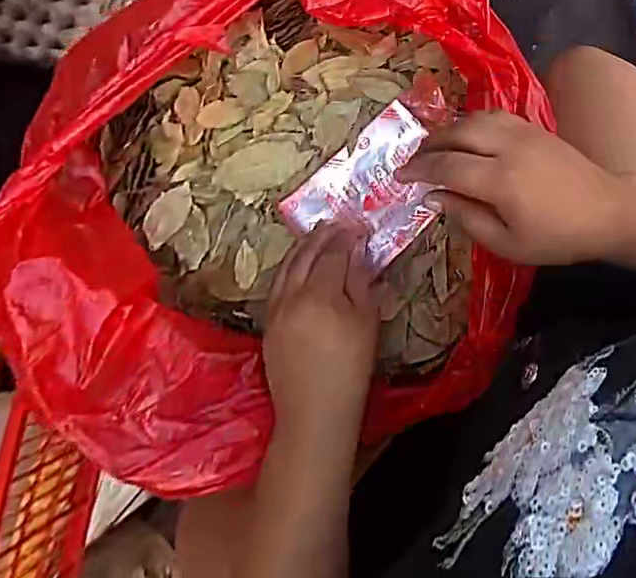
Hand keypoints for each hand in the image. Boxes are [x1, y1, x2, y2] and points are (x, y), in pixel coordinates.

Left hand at [262, 222, 377, 437]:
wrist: (315, 412)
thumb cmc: (351, 365)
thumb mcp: (367, 320)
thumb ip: (362, 282)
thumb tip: (358, 253)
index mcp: (320, 294)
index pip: (334, 253)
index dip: (348, 236)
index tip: (361, 226)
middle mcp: (291, 297)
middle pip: (306, 254)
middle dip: (323, 235)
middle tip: (340, 223)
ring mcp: (275, 311)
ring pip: (287, 267)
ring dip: (304, 247)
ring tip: (319, 236)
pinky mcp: (268, 325)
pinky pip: (278, 284)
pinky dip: (291, 267)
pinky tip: (301, 266)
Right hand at [397, 111, 628, 265]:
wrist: (607, 209)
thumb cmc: (558, 236)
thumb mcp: (508, 243)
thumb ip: (467, 218)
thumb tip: (434, 197)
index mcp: (500, 180)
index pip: (446, 166)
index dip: (418, 169)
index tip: (400, 176)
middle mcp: (510, 147)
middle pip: (458, 133)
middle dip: (429, 144)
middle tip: (412, 159)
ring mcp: (525, 132)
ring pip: (477, 117)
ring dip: (451, 128)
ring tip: (435, 145)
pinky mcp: (537, 128)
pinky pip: (497, 115)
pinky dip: (474, 121)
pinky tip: (468, 135)